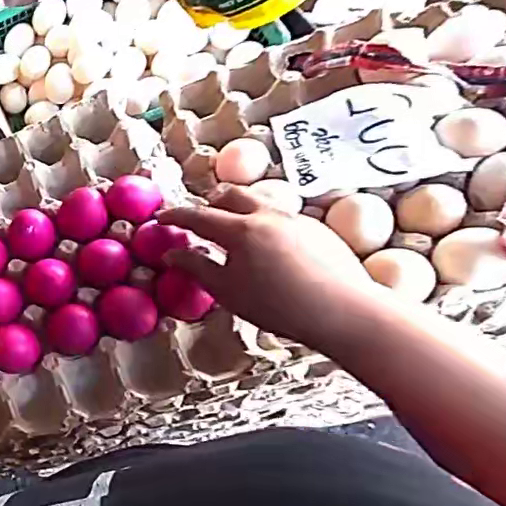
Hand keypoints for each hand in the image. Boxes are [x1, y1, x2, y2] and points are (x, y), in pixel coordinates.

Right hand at [158, 186, 390, 349]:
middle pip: (232, 195)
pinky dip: (266, 226)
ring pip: (260, 203)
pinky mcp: (318, 229)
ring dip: (241, 211)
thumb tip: (172, 254)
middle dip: (211, 203)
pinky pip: (283, 218)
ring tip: (237, 235)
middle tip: (202, 221)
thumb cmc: (278, 306)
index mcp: (240, 229)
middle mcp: (268, 215)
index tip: (162, 217)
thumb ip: (197, 268)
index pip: (198, 215)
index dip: (176, 216)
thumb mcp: (228, 291)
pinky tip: (272, 252)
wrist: (344, 310)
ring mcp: (296, 218)